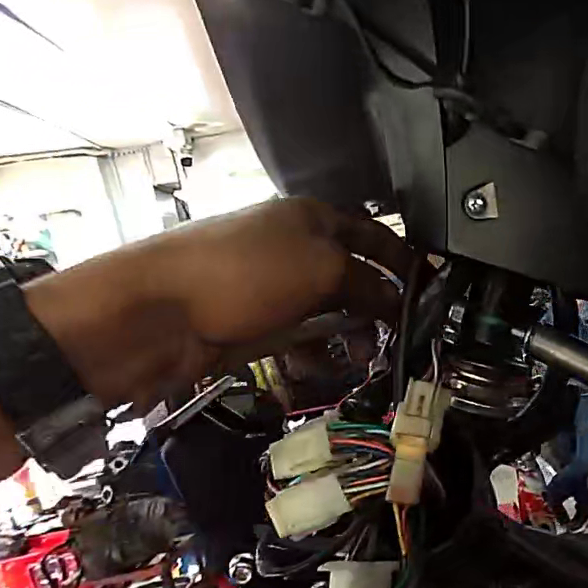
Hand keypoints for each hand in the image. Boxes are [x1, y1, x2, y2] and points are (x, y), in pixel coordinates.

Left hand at [25, 198, 411, 407]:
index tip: (428, 288)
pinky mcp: (255, 324)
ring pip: (328, 313)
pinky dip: (314, 354)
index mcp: (312, 218)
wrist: (158, 313)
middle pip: (352, 277)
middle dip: (378, 307)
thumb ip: (368, 284)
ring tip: (364, 360)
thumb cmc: (244, 274)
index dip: (402, 259)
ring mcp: (274, 288)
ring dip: (349, 337)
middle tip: (400, 336)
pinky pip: (299, 338)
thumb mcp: (321, 269)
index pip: (373, 234)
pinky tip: (320, 369)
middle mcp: (295, 248)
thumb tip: (398, 300)